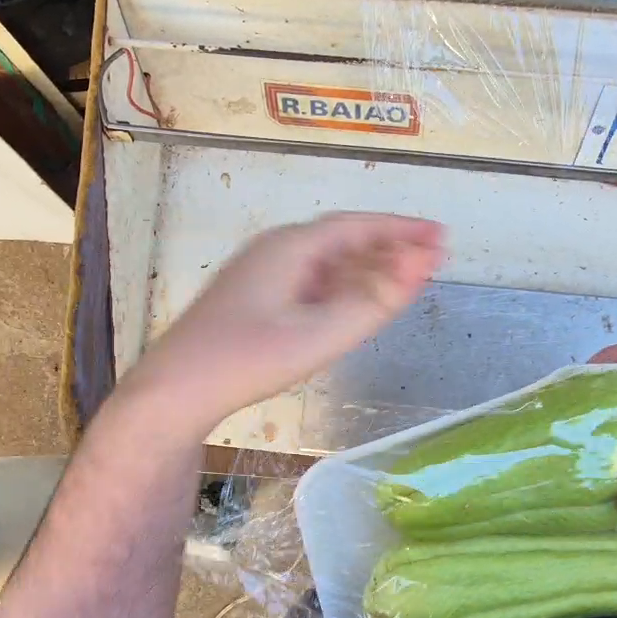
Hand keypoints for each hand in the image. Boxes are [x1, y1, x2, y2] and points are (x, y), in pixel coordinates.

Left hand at [124, 213, 444, 433]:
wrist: (176, 390)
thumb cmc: (245, 360)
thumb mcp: (317, 335)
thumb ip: (371, 303)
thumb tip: (421, 265)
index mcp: (290, 247)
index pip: (358, 226)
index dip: (402, 229)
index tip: (440, 234)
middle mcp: (277, 251)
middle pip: (344, 241)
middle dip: (391, 248)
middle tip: (434, 258)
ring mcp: (264, 276)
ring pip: (328, 264)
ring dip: (369, 269)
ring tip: (408, 279)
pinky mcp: (258, 302)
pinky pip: (312, 285)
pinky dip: (344, 289)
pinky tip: (359, 302)